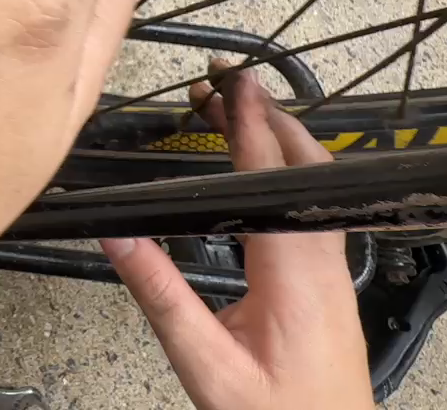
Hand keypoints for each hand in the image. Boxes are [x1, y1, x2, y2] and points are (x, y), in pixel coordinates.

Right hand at [102, 68, 372, 409]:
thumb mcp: (205, 364)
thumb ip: (159, 294)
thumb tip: (115, 229)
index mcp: (296, 276)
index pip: (273, 179)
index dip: (251, 126)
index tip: (233, 85)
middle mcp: (323, 266)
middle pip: (307, 169)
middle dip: (269, 116)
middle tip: (226, 83)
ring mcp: (331, 275)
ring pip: (313, 186)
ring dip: (277, 138)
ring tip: (234, 110)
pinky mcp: (325, 285)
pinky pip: (310, 205)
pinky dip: (283, 167)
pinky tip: (256, 167)